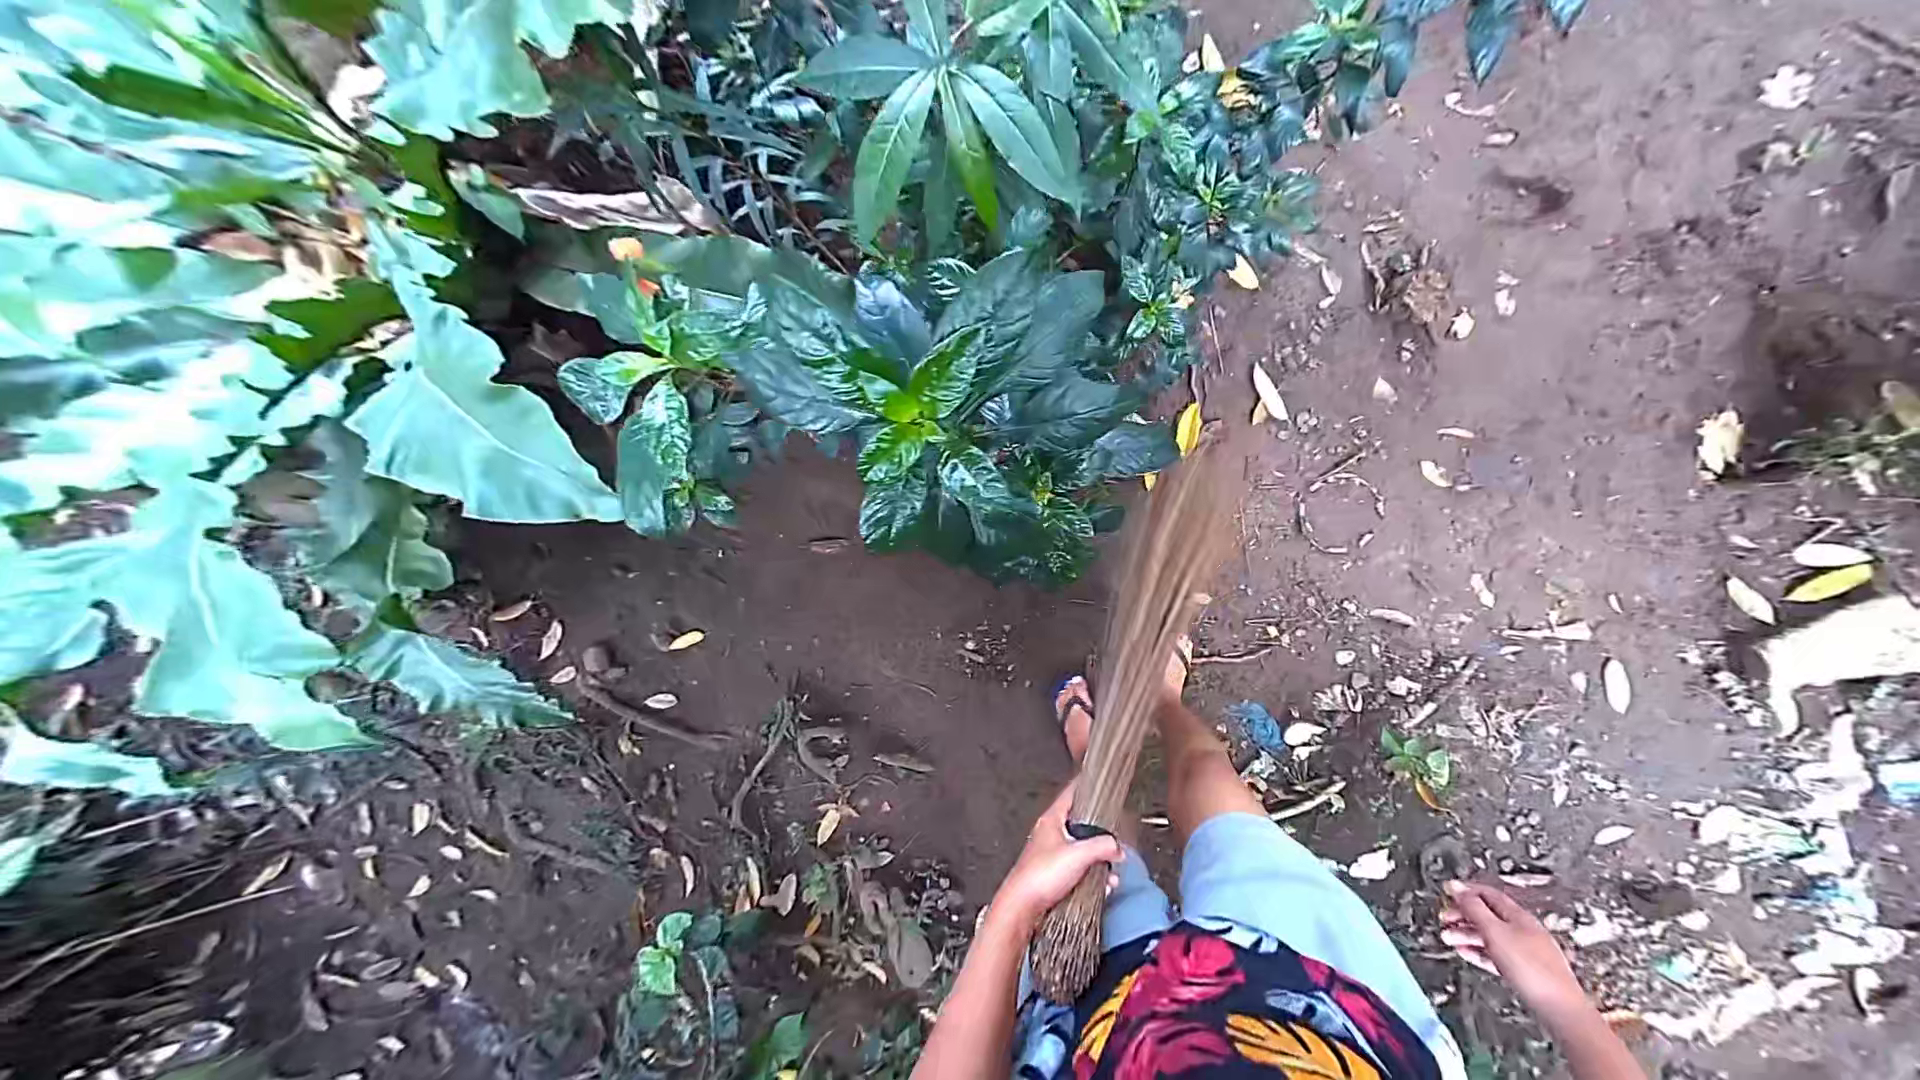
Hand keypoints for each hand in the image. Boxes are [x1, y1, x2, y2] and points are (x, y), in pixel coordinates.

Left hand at [992, 783, 1123, 930]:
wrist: (1022, 907)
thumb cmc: (1039, 876)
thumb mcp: (1077, 855)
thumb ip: (1101, 847)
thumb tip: (1117, 846)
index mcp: (1052, 820)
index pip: (1071, 793)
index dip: (1086, 786)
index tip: (1099, 781)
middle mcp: (1051, 833)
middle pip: (1081, 822)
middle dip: (1100, 833)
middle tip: (1114, 838)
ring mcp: (1052, 852)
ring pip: (1081, 847)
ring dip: (1098, 858)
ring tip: (1110, 869)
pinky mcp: (1054, 872)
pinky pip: (1078, 867)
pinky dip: (1092, 873)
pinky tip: (1102, 885)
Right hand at [1441, 881, 1590, 1023]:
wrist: (1559, 1009)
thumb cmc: (1531, 968)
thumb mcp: (1494, 931)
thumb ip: (1473, 907)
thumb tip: (1456, 886)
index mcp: (1519, 917)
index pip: (1487, 894)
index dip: (1465, 891)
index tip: (1447, 891)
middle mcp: (1525, 931)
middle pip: (1487, 915)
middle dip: (1463, 916)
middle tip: (1444, 918)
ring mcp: (1527, 952)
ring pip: (1490, 936)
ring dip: (1466, 935)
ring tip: (1448, 939)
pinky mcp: (1526, 971)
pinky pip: (1497, 955)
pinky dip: (1479, 952)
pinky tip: (1467, 954)